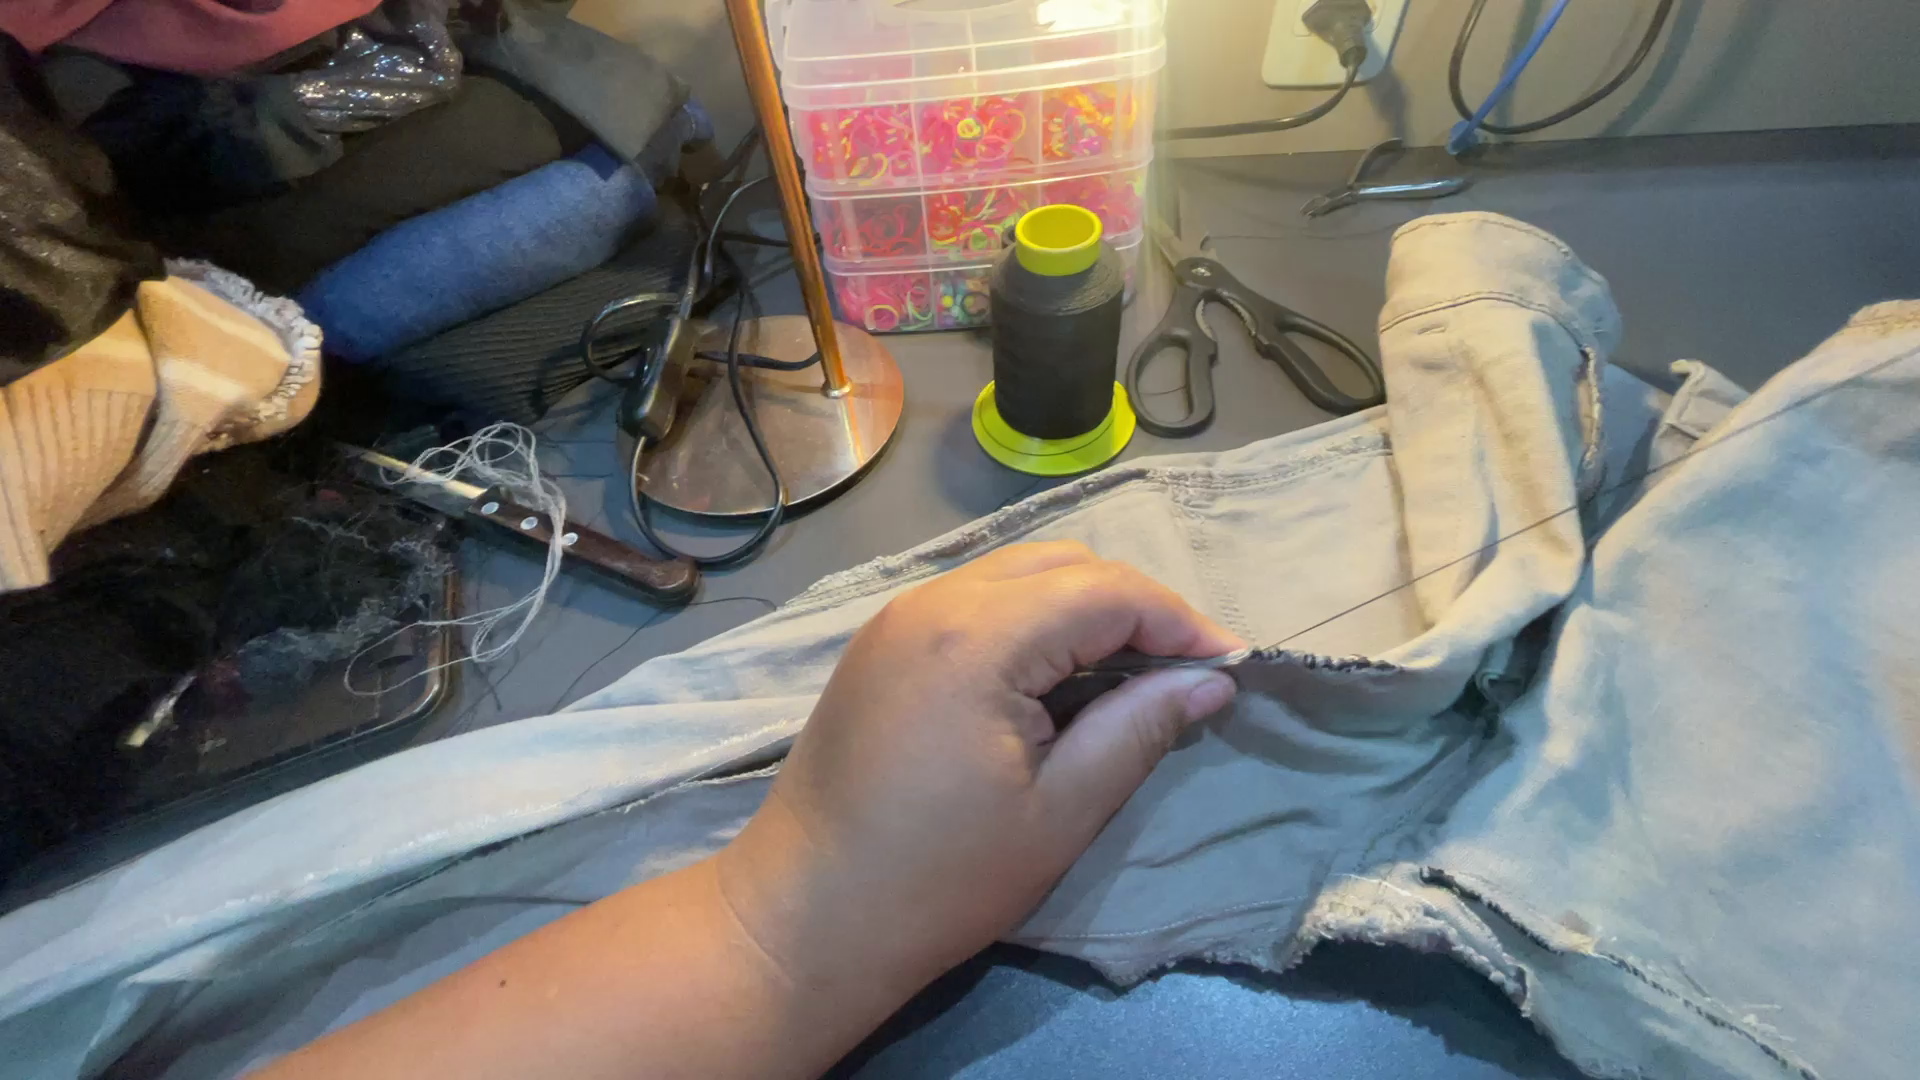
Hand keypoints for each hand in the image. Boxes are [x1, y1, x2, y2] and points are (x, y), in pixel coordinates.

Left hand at [717, 542, 1242, 1004]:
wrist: (805, 912)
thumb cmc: (939, 878)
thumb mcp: (1060, 813)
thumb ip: (1139, 728)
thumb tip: (1208, 681)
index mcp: (977, 634)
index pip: (1104, 591)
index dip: (1177, 621)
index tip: (1226, 664)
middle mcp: (935, 598)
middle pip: (1063, 563)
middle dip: (1132, 605)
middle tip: (1177, 667)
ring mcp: (901, 612)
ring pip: (1018, 572)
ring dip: (1081, 606)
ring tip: (1123, 668)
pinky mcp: (885, 636)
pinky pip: (978, 597)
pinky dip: (1031, 617)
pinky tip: (1050, 669)